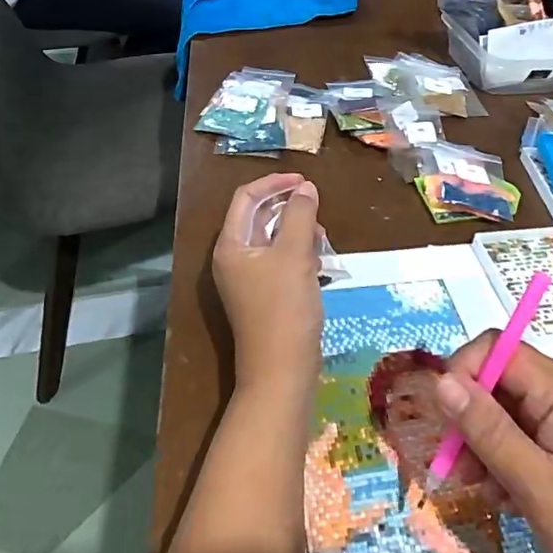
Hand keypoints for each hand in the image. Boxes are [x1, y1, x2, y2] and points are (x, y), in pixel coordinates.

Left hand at [213, 174, 323, 395]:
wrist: (281, 372)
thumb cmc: (284, 308)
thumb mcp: (294, 254)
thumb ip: (300, 215)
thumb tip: (306, 187)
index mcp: (231, 244)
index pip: (246, 198)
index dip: (274, 183)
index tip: (304, 180)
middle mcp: (234, 258)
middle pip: (258, 216)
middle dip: (287, 207)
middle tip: (316, 206)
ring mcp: (247, 279)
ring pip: (271, 239)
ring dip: (296, 230)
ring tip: (322, 238)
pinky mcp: (263, 295)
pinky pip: (279, 261)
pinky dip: (297, 253)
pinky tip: (319, 262)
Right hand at [435, 334, 552, 552]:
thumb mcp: (540, 487)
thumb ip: (489, 431)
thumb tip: (441, 380)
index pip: (498, 348)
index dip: (464, 369)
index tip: (444, 414)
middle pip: (498, 380)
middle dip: (468, 415)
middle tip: (451, 462)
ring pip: (504, 411)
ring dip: (480, 442)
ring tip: (471, 484)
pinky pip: (520, 436)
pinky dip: (500, 459)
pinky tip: (498, 493)